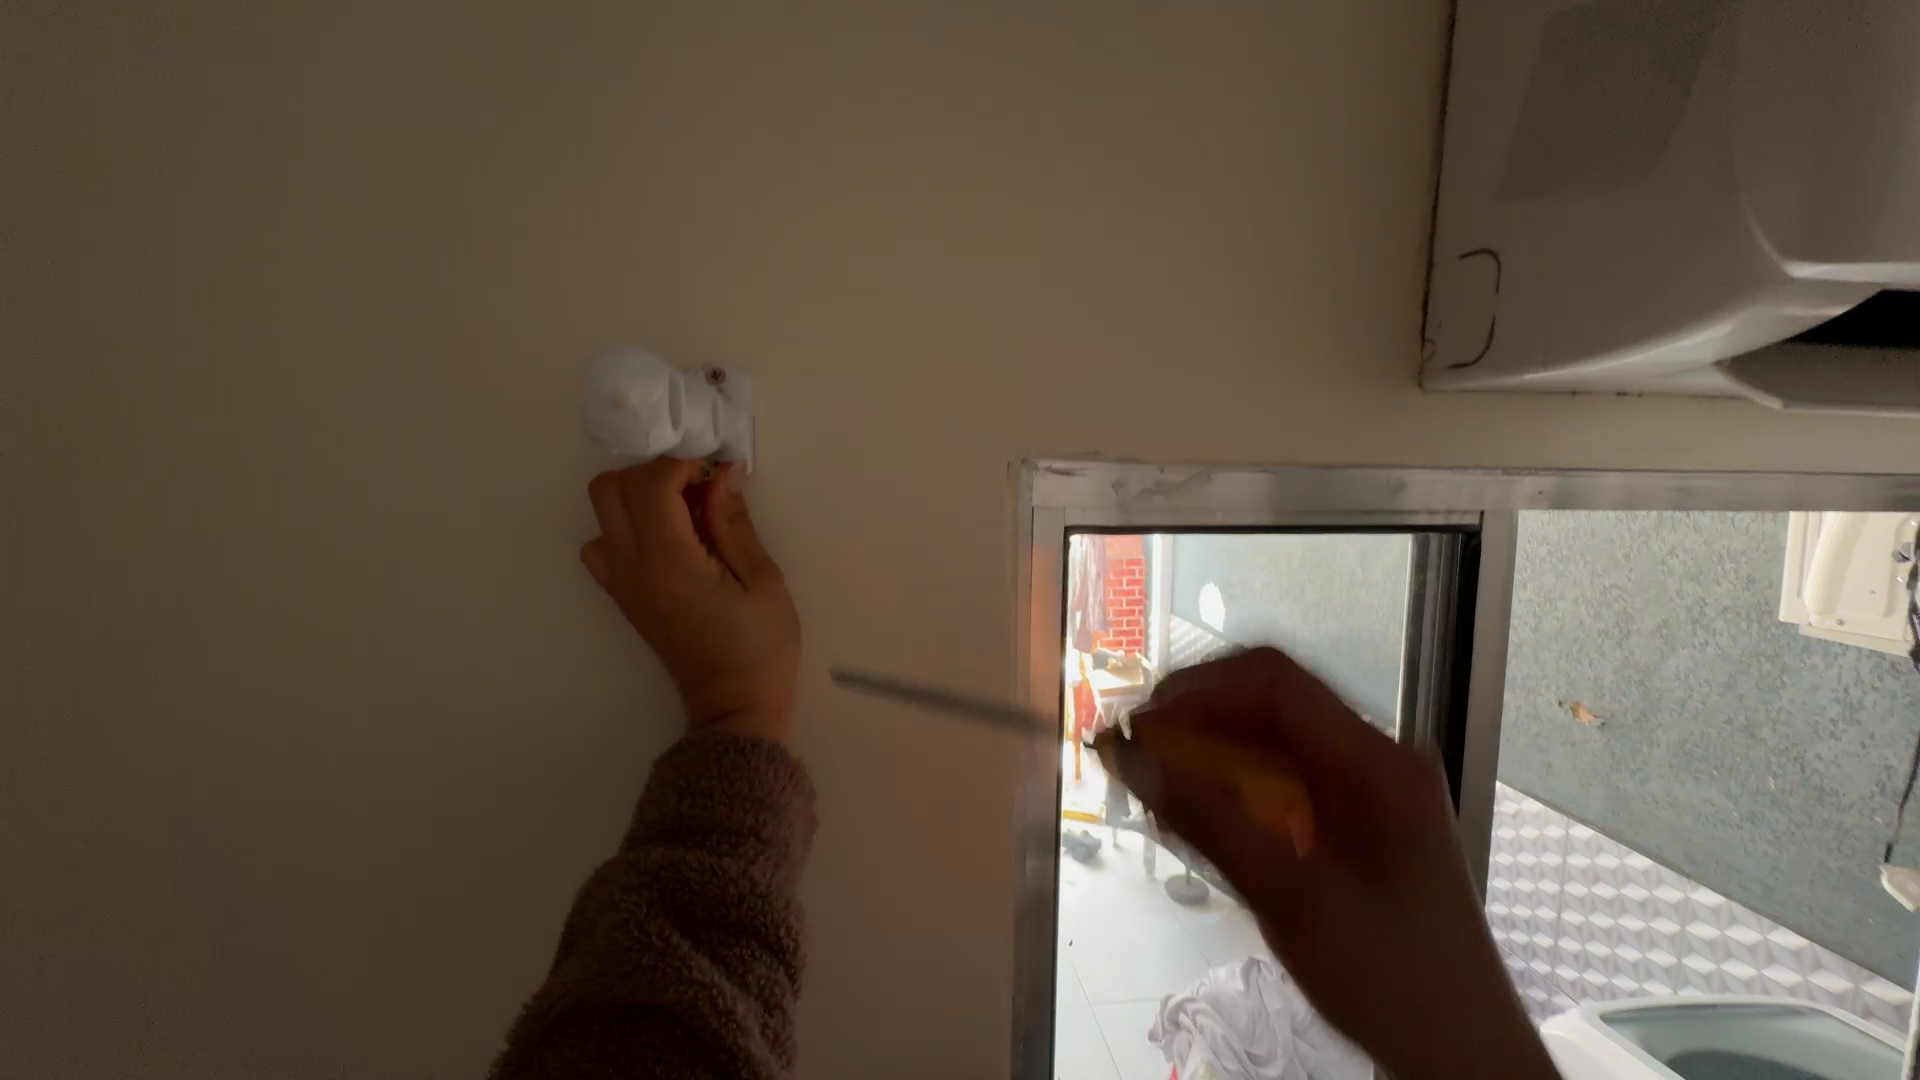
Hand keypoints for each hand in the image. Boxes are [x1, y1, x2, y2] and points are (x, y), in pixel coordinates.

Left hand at [580, 460, 799, 743]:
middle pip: (610, 489)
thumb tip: (722, 474)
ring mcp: (621, 584)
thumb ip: (734, 523)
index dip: (682, 462)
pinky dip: (629, 525)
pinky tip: (670, 537)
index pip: (650, 486)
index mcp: (669, 564)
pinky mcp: (623, 596)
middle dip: (654, 472)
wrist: (735, 705)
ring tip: (686, 510)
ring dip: (638, 495)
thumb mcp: (763, 579)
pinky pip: (604, 543)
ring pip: (603, 512)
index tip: (717, 466)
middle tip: (700, 485)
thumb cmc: (761, 645)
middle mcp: (632, 568)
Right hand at [1106, 649, 1557, 1079]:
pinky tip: (1202, 802)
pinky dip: (1237, 776)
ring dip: (1213, 743)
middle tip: (1142, 743)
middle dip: (1200, 711)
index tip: (1144, 719)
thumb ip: (1208, 821)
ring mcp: (1372, 782)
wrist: (1464, 1054)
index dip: (1201, 689)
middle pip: (1275, 700)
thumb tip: (1132, 760)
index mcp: (1376, 763)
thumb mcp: (1288, 899)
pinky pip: (1288, 769)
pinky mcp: (1360, 811)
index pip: (1276, 685)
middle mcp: (1377, 755)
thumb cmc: (1388, 979)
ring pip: (1277, 733)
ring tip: (1159, 770)